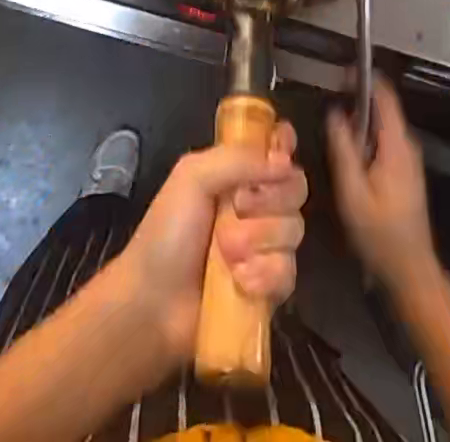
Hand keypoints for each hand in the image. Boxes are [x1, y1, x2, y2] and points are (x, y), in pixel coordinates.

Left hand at [108, 120, 306, 359]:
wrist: (154, 302)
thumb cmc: (167, 232)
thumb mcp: (192, 177)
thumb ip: (238, 158)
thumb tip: (285, 160)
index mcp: (237, 171)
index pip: (277, 147)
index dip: (285, 148)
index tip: (281, 157)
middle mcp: (257, 203)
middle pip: (295, 187)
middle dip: (269, 199)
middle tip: (238, 208)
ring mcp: (266, 245)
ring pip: (293, 229)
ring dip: (258, 241)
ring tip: (227, 255)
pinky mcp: (270, 284)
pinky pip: (288, 271)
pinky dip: (265, 276)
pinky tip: (241, 282)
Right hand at [326, 79, 436, 290]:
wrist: (410, 269)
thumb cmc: (379, 233)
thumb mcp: (352, 192)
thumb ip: (343, 149)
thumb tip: (334, 112)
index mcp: (397, 145)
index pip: (385, 96)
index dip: (364, 78)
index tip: (339, 73)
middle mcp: (407, 145)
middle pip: (383, 108)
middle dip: (356, 99)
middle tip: (327, 102)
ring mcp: (408, 158)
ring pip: (381, 125)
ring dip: (358, 119)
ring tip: (331, 124)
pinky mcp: (404, 170)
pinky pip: (382, 140)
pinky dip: (364, 136)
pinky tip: (347, 151)